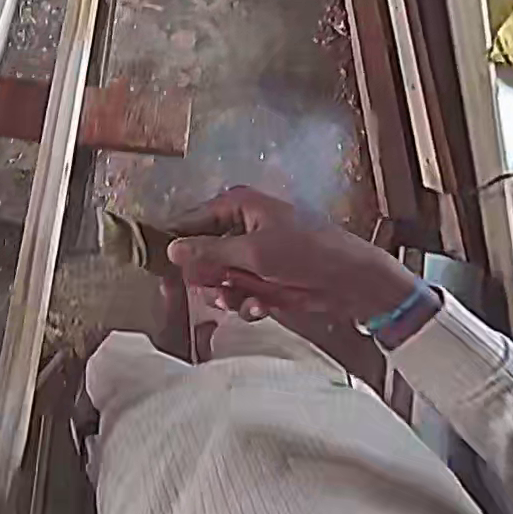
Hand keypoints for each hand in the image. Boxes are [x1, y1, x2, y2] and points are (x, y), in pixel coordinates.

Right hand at [165, 187, 420, 326]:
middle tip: (206, 291)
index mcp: (236, 205)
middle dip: (204, 276)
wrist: (353, 282)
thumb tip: (170, 250)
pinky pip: (237, 290)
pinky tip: (257, 307)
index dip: (176, 244)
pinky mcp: (261, 278)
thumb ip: (209, 252)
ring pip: (217, 276)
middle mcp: (239, 225)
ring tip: (238, 301)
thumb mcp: (253, 251)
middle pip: (200, 252)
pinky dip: (244, 301)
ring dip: (224, 292)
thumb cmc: (304, 252)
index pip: (191, 221)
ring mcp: (250, 253)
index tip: (159, 268)